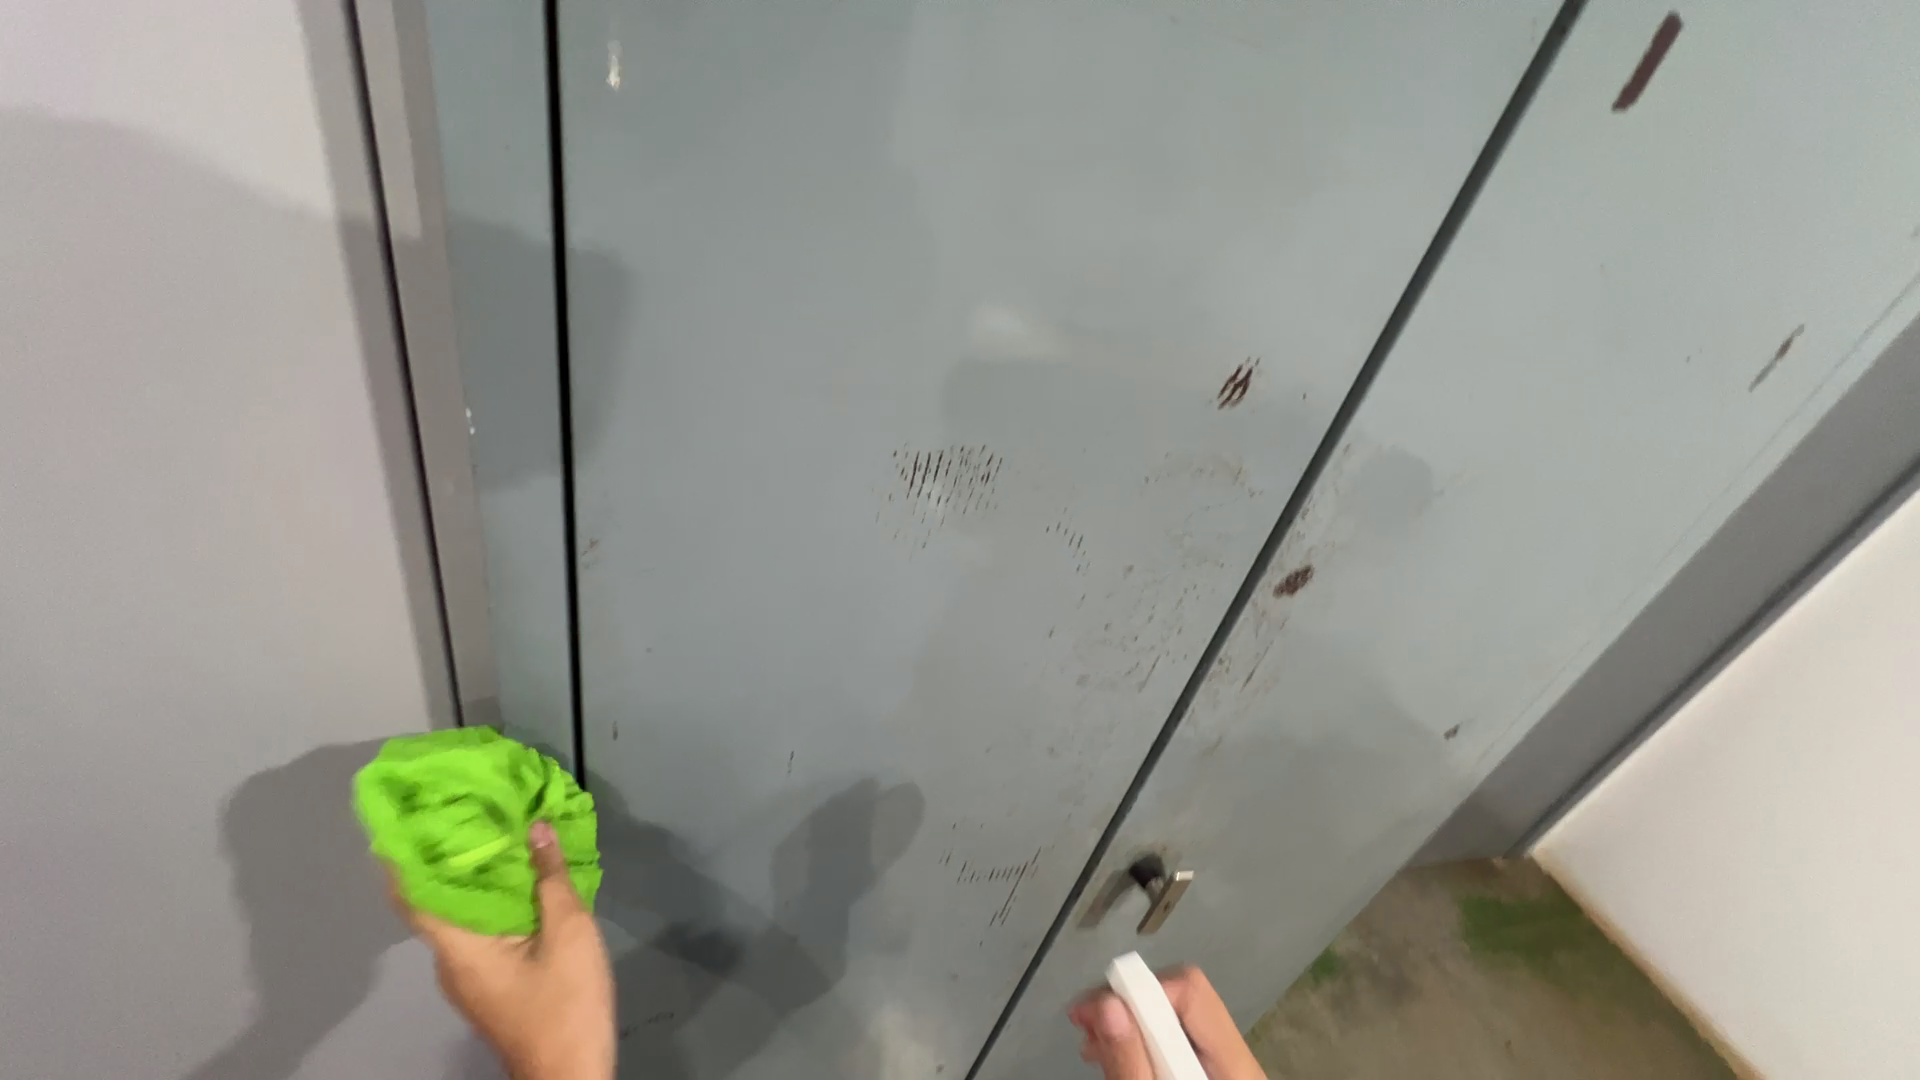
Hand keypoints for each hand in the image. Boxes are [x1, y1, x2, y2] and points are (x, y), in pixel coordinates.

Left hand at [397, 821, 614, 1079]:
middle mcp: (453, 960)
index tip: (407, 818)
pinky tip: (522, 875)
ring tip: (499, 830)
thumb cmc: (565, 1001)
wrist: (570, 1070)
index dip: (403, 859)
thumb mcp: (569, 931)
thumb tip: (535, 828)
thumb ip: (551, 879)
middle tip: (467, 809)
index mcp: (461, 948)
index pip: (414, 898)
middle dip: (448, 855)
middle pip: (438, 901)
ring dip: (476, 873)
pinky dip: (495, 895)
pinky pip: (483, 926)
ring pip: (463, 913)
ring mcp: (471, 973)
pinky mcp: (491, 979)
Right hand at [1068, 966, 1265, 1079]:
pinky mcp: (1208, 1074)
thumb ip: (1131, 1060)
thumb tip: (1106, 1001)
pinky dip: (1140, 1043)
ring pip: (1173, 1020)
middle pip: (1179, 999)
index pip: (1190, 990)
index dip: (1141, 991)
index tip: (1096, 1008)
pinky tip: (1115, 1055)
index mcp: (1237, 1065)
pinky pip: (1174, 1043)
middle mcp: (1237, 1058)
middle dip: (1127, 1005)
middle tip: (1084, 1024)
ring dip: (1128, 1023)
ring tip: (1091, 1044)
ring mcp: (1225, 1068)